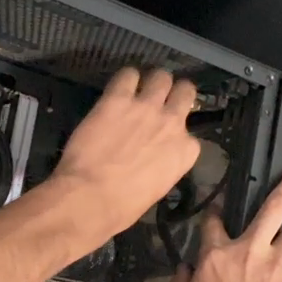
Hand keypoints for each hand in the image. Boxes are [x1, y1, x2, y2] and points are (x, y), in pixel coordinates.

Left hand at [50, 68, 202, 237]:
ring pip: (161, 77)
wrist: (91, 197)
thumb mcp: (156, 189)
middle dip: (174, 93)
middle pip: (184, 92)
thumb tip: (151, 160)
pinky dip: (125, 79)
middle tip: (159, 98)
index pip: (190, 134)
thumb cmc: (122, 206)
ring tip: (138, 89)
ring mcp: (146, 107)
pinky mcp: (118, 99)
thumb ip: (162, 166)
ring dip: (152, 81)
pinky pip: (127, 75)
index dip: (175, 132)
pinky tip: (117, 88)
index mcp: (185, 152)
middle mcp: (172, 123)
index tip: (163, 136)